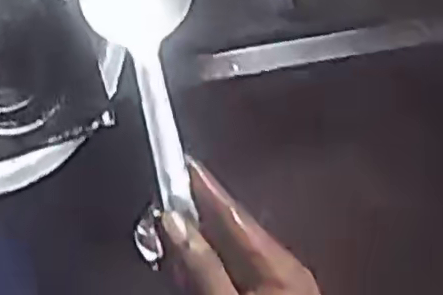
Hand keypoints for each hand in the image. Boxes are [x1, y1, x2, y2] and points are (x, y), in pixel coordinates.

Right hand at [162, 162, 319, 294]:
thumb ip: (202, 265)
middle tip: (158, 211)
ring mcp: (279, 290)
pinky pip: (233, 274)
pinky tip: (190, 274)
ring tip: (168, 246)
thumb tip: (173, 221)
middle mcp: (284, 271)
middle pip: (227, 229)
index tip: (171, 160)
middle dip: (191, 219)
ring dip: (196, 247)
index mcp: (281, 264)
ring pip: (227, 253)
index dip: (197, 183)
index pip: (230, 207)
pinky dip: (208, 269)